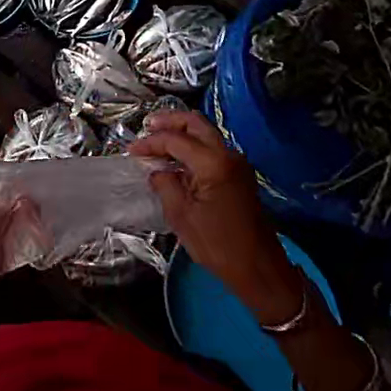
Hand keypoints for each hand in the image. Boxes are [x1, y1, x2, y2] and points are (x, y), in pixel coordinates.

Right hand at [129, 111, 302, 323]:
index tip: (131, 152)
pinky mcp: (239, 176)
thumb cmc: (217, 244)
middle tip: (146, 128)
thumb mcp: (180, 214)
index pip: (174, 139)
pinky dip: (191, 146)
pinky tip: (175, 159)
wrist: (259, 269)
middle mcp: (229, 156)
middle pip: (195, 123)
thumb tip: (156, 171)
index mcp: (213, 164)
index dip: (150, 142)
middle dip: (168, 121)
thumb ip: (164, 183)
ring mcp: (237, 165)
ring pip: (205, 133)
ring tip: (156, 142)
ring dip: (180, 132)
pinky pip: (212, 149)